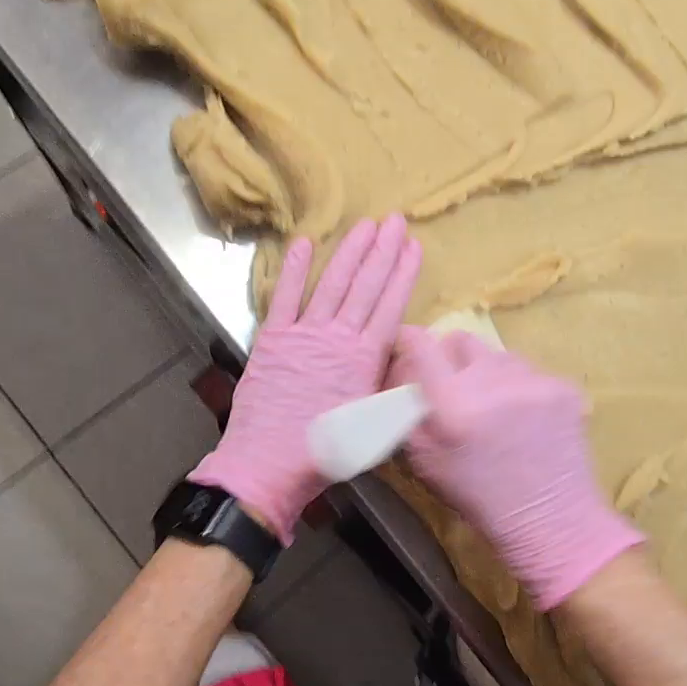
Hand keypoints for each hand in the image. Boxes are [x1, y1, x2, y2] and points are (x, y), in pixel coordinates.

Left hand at [189, 217, 421, 543]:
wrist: (268, 465)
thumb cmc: (327, 454)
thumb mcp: (375, 429)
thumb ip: (396, 394)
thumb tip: (418, 370)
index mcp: (366, 359)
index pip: (391, 305)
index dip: (403, 273)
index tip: (413, 245)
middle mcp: (339, 338)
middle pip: (366, 285)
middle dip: (383, 250)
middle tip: (395, 220)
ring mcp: (304, 334)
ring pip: (333, 283)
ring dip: (350, 252)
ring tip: (365, 225)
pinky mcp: (273, 339)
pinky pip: (285, 296)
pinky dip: (295, 270)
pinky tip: (305, 243)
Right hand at [390, 329, 642, 608]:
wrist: (549, 520)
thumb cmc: (478, 497)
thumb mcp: (424, 462)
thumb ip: (407, 412)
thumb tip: (403, 370)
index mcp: (453, 404)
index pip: (422, 344)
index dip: (410, 340)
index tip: (408, 346)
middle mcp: (493, 381)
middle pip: (461, 340)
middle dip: (451, 358)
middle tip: (454, 386)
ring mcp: (533, 381)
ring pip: (498, 355)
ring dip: (488, 373)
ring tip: (494, 409)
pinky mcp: (563, 386)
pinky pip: (530, 371)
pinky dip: (521, 388)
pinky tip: (525, 419)